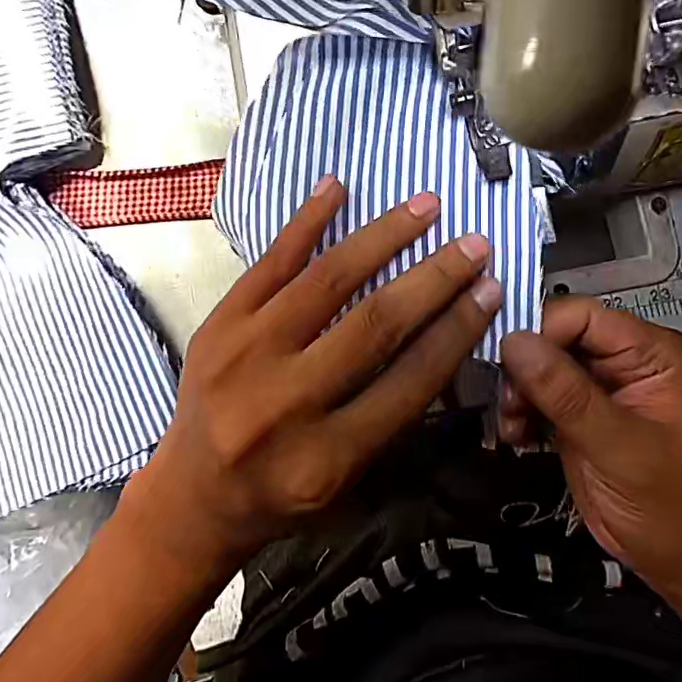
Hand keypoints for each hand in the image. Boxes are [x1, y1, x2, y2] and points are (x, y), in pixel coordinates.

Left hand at [121, 177, 501, 576]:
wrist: (192, 493)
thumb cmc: (279, 491)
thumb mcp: (346, 478)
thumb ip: (392, 414)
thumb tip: (445, 334)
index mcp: (326, 456)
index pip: (410, 379)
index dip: (458, 329)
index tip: (489, 289)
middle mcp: (285, 402)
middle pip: (376, 324)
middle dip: (434, 277)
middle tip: (474, 244)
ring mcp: (245, 355)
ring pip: (328, 281)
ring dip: (383, 236)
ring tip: (425, 205)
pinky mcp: (219, 323)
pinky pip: (270, 262)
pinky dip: (306, 221)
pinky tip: (336, 187)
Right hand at [499, 297, 681, 615]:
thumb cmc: (674, 507)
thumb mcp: (622, 450)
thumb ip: (567, 394)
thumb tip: (514, 341)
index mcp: (652, 353)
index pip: (582, 316)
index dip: (541, 332)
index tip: (508, 364)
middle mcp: (625, 360)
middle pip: (556, 335)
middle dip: (524, 365)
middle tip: (507, 402)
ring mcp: (601, 387)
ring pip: (541, 364)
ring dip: (518, 391)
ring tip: (512, 425)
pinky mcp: (580, 414)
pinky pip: (539, 394)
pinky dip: (521, 411)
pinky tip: (517, 435)